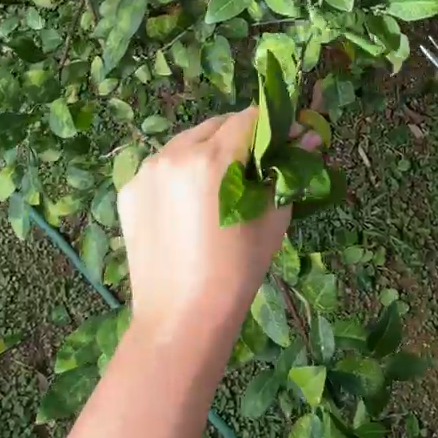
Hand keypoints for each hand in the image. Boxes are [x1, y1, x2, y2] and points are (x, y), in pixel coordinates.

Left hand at [118, 107, 295, 344]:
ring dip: (207, 152)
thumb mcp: (272, 217)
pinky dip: (180, 174)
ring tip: (220, 187)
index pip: (248, 119)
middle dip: (238, 138)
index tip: (283, 140)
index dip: (270, 126)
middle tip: (253, 166)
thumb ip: (287, 170)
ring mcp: (146, 172)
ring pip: (186, 143)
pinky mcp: (129, 191)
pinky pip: (163, 167)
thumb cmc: (236, 270)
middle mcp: (174, 154)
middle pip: (215, 126)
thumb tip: (308, 137)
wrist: (181, 319)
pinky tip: (190, 206)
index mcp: (212, 158)